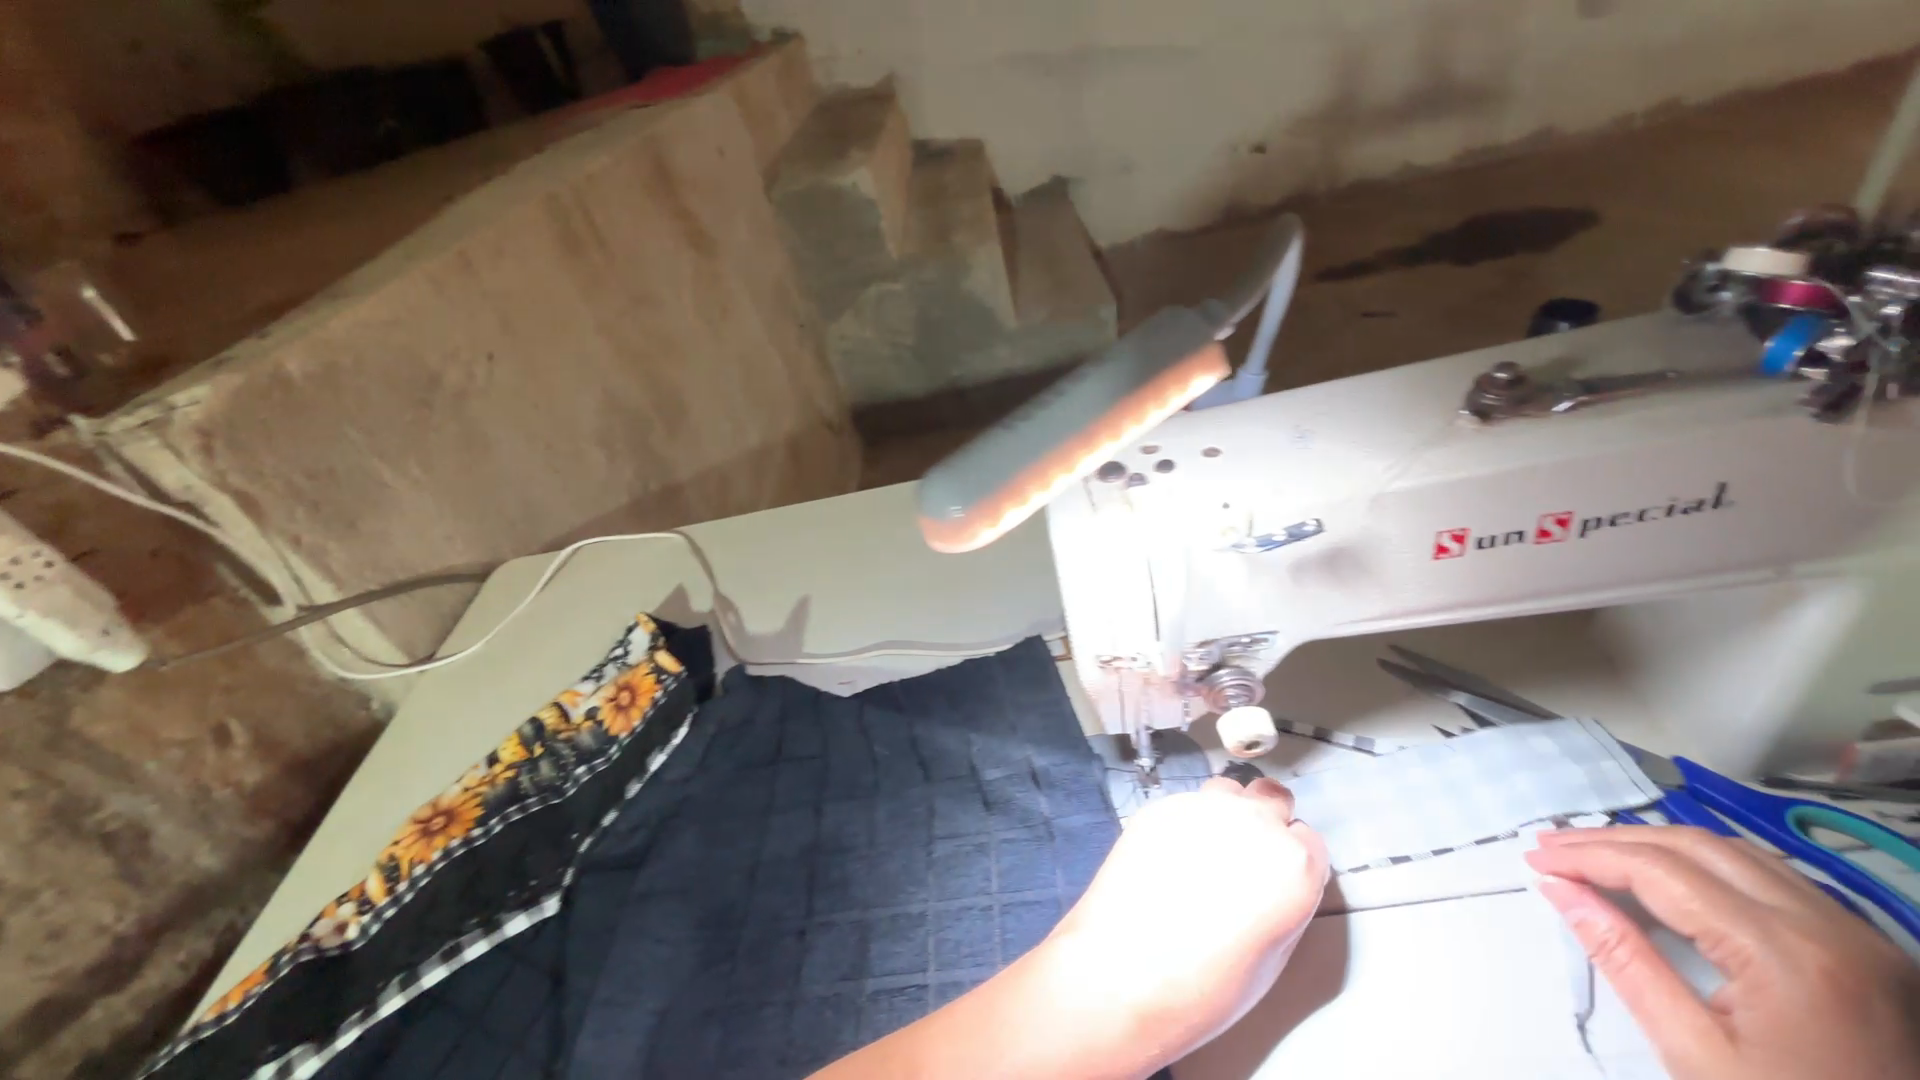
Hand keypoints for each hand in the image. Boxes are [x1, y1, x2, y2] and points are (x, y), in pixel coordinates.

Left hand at [1042, 776, 1329, 1063]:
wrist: (1126, 971)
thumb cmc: (1208, 985)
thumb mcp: (1273, 954)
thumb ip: (1284, 901)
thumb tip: (1272, 880)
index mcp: (1294, 864)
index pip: (1307, 839)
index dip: (1290, 857)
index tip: (1273, 875)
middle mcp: (1254, 823)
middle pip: (1273, 798)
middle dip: (1265, 820)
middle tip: (1242, 854)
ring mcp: (1203, 807)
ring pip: (1227, 791)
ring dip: (1225, 810)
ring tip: (1203, 849)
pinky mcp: (1160, 805)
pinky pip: (1185, 803)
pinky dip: (1184, 821)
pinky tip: (1165, 855)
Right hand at [1526, 827, 1919, 1079]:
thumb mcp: (1694, 1052)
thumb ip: (1625, 962)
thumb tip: (1561, 890)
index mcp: (1785, 954)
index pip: (1662, 872)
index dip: (1590, 858)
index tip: (1536, 860)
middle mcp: (1829, 926)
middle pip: (1699, 847)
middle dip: (1617, 841)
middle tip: (1555, 849)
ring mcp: (1859, 935)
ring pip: (1737, 852)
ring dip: (1660, 846)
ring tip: (1599, 856)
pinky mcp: (1869, 948)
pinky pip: (1773, 878)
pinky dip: (1707, 865)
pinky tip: (1668, 878)